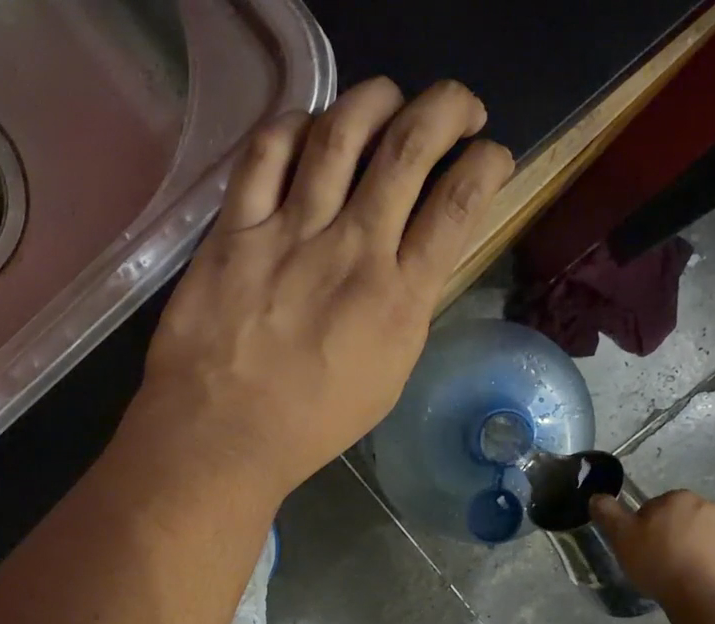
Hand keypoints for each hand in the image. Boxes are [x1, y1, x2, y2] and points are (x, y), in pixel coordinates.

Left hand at [132, 78, 515, 499]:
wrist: (222, 435)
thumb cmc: (312, 423)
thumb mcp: (387, 376)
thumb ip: (406, 310)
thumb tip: (414, 260)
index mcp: (400, 297)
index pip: (460, 203)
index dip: (488, 162)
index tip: (492, 154)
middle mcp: (353, 249)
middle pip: (411, 148)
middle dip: (448, 107)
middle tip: (457, 105)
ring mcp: (291, 232)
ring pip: (342, 132)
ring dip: (377, 98)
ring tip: (389, 98)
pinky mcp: (236, 228)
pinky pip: (266, 152)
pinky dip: (293, 124)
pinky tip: (307, 126)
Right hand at [590, 490, 714, 604]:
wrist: (699, 595)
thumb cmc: (657, 561)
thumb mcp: (621, 536)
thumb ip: (608, 513)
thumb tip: (597, 497)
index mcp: (678, 497)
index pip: (651, 508)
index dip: (640, 528)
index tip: (637, 548)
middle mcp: (705, 505)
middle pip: (673, 519)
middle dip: (663, 535)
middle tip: (652, 560)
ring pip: (691, 535)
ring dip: (680, 547)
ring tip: (669, 572)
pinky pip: (706, 551)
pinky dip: (696, 560)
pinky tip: (686, 578)